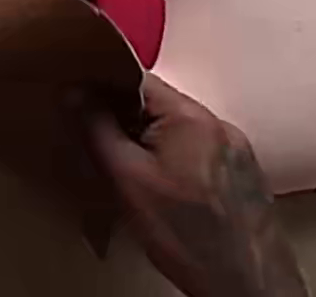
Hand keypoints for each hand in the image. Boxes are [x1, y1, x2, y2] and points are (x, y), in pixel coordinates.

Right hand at [88, 75, 308, 296]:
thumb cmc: (189, 237)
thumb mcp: (124, 176)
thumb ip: (94, 124)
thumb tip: (71, 90)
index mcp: (192, 116)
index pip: (133, 77)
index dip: (99, 86)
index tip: (78, 102)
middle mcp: (221, 125)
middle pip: (154, 101)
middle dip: (122, 115)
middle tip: (101, 140)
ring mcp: (239, 152)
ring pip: (173, 125)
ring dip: (146, 136)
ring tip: (129, 165)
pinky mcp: (245, 177)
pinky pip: (194, 146)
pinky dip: (170, 154)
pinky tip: (160, 183)